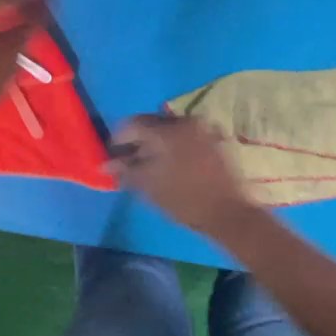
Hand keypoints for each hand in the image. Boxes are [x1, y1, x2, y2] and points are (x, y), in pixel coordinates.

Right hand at [109, 113, 258, 235]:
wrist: (229, 214)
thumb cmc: (184, 199)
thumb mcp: (147, 186)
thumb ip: (124, 170)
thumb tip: (106, 164)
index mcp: (166, 130)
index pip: (132, 124)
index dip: (118, 139)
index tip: (112, 155)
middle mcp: (185, 121)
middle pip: (153, 124)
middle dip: (138, 140)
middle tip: (129, 160)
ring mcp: (204, 129)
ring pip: (171, 130)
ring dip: (157, 143)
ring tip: (150, 164)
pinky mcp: (217, 140)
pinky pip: (188, 136)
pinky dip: (176, 146)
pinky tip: (172, 164)